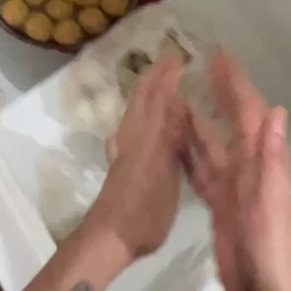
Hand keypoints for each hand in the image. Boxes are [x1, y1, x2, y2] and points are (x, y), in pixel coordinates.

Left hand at [80, 53, 188, 262]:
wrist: (112, 235)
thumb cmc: (144, 208)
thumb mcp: (164, 171)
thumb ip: (170, 135)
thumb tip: (178, 99)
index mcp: (145, 134)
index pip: (156, 96)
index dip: (166, 75)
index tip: (179, 55)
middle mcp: (133, 135)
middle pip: (142, 98)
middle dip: (155, 76)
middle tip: (171, 59)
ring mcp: (126, 149)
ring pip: (137, 111)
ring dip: (149, 92)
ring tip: (162, 82)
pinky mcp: (124, 163)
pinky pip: (135, 127)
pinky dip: (144, 113)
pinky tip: (145, 120)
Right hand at [186, 51, 290, 290]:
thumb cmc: (273, 256)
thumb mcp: (270, 207)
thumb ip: (272, 160)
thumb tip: (276, 110)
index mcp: (261, 166)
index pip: (248, 114)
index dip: (237, 83)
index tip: (221, 54)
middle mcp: (248, 171)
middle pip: (233, 123)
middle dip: (221, 92)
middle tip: (202, 63)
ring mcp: (233, 190)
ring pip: (213, 145)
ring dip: (200, 119)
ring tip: (179, 95)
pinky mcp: (219, 209)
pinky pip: (201, 172)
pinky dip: (189, 154)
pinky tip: (173, 144)